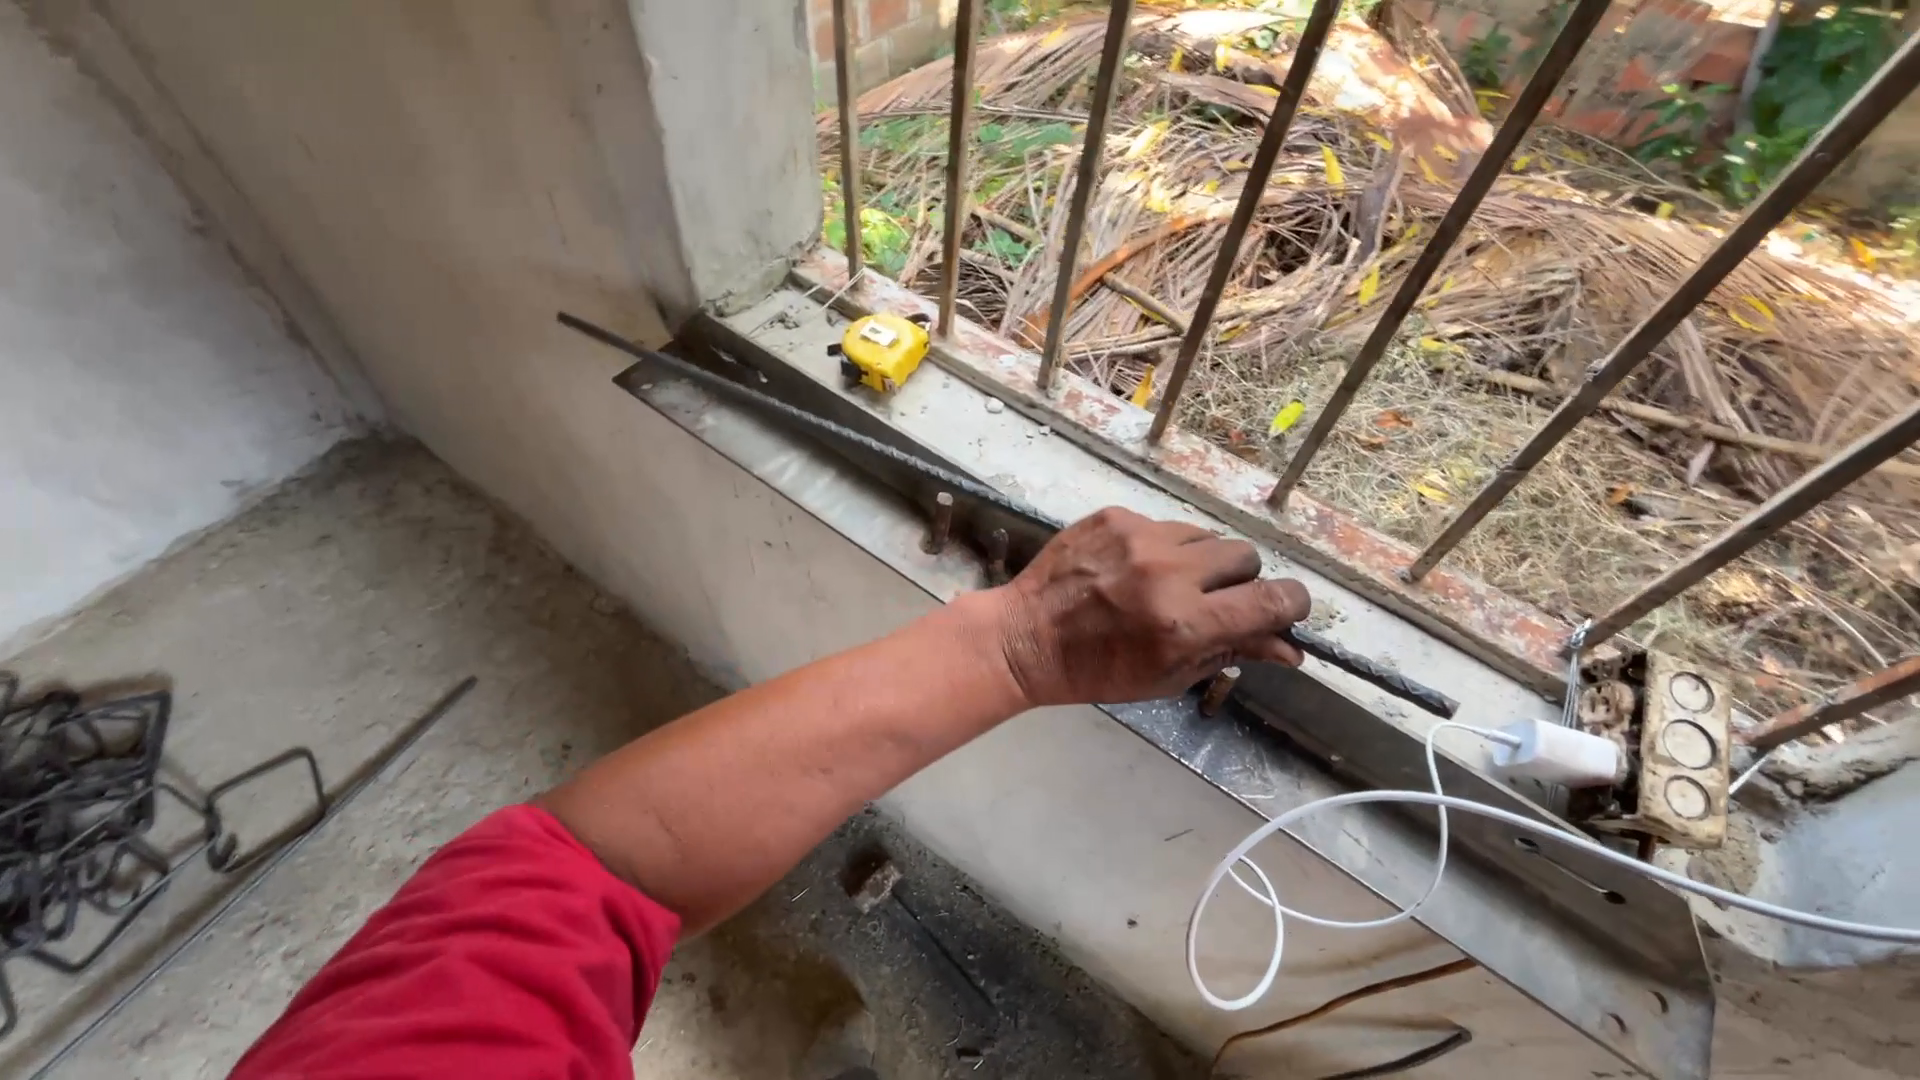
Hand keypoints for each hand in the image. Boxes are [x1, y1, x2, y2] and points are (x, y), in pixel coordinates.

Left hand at [988, 507, 1310, 707]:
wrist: (1027, 638)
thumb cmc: (1098, 670)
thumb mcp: (1169, 676)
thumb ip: (1231, 653)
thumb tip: (1290, 648)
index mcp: (1185, 623)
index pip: (1273, 599)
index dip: (1291, 605)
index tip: (1284, 610)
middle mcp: (1168, 572)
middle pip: (1245, 556)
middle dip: (1238, 581)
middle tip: (1208, 600)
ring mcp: (1139, 537)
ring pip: (1205, 536)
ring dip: (1198, 560)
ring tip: (1162, 583)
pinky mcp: (1114, 516)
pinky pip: (1162, 524)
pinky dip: (1157, 546)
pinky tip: (1128, 569)